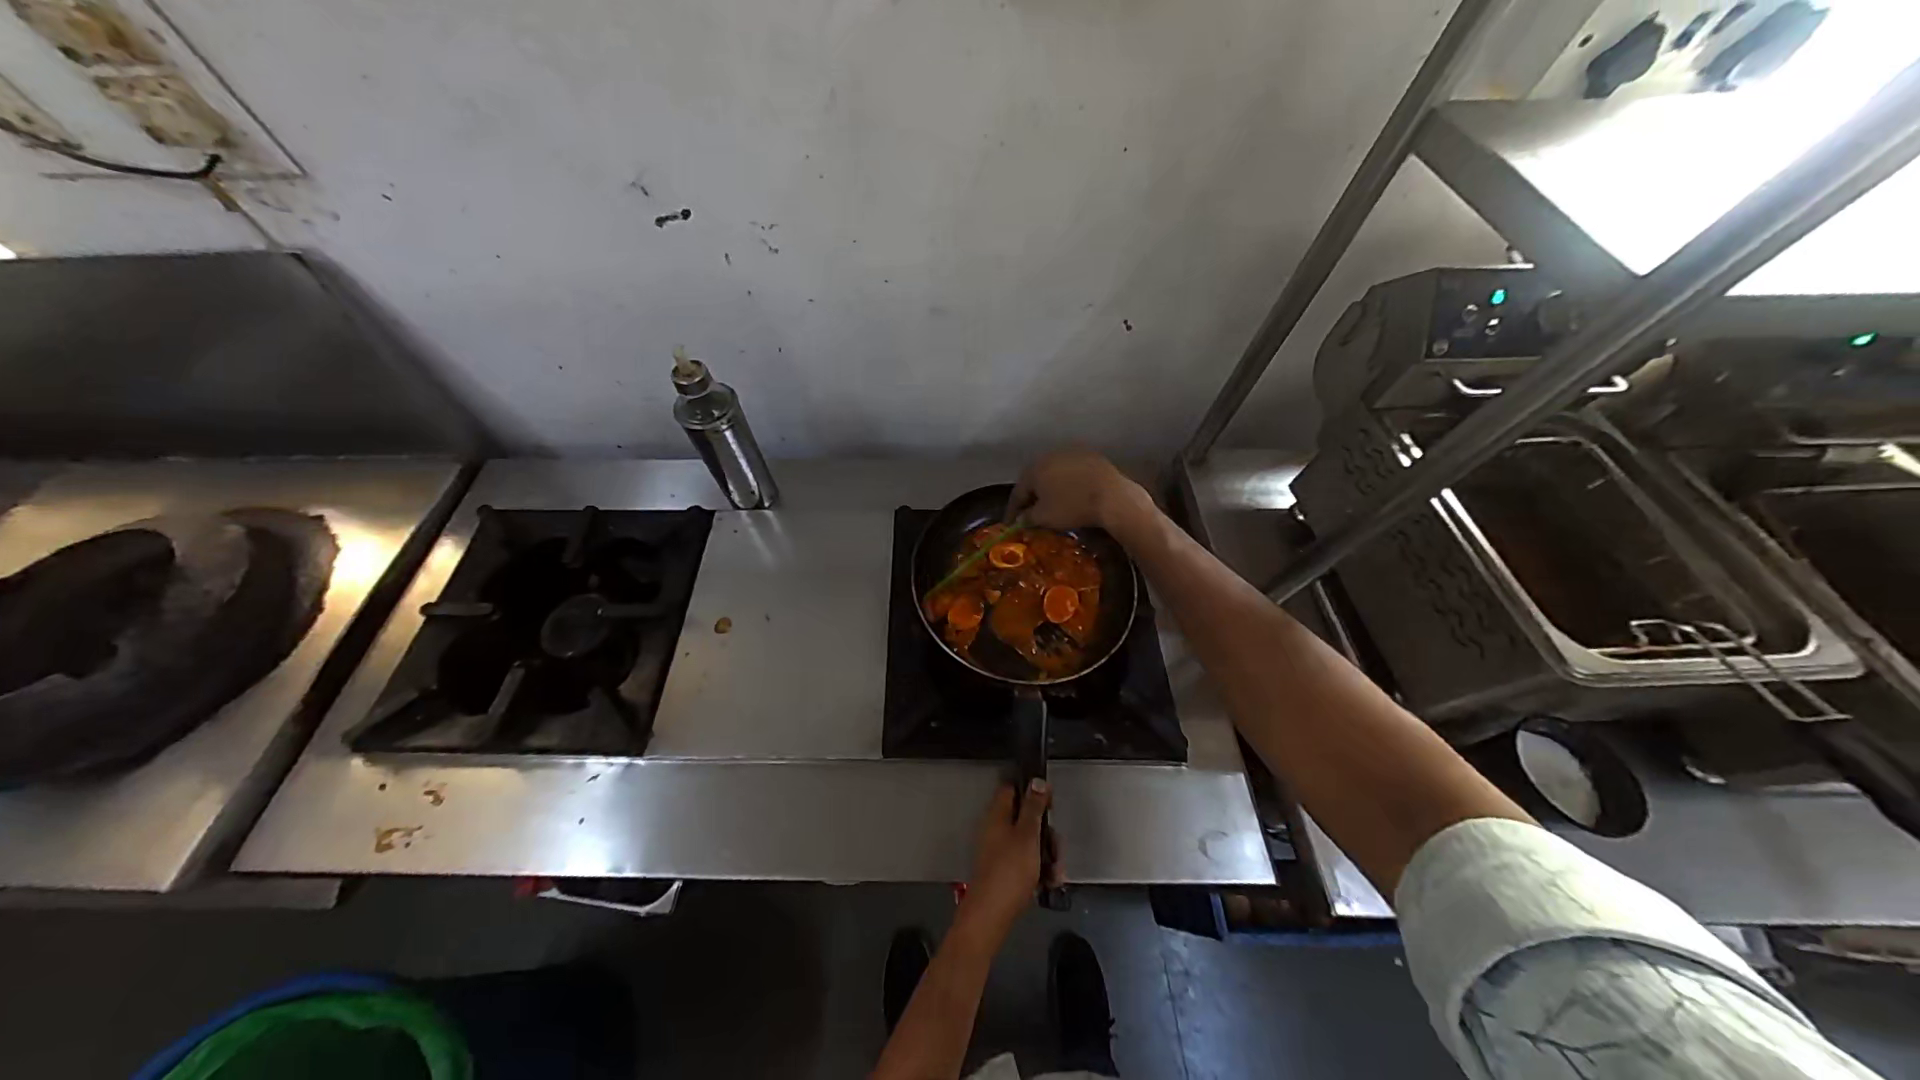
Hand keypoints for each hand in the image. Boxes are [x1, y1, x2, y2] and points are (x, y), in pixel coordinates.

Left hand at [964, 778, 1056, 930]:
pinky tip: (1050, 882)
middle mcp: (996, 830)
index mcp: (997, 815)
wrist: (992, 914)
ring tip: (1056, 872)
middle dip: (1047, 833)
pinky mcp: (1005, 871)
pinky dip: (1040, 870)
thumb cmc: (1010, 870)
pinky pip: (1026, 862)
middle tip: (1056, 848)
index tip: (1050, 804)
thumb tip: (1036, 781)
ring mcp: (1000, 851)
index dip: (1032, 792)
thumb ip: (1034, 808)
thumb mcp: (1028, 834)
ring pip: (1030, 843)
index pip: (1012, 790)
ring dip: (1047, 855)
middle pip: (1026, 819)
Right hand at [1008, 448, 1151, 532]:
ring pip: (1054, 473)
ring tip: (1051, 505)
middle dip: (1031, 497)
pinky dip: (1068, 484)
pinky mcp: (1091, 456)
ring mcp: (1072, 453)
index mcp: (1034, 468)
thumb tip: (1021, 518)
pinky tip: (1072, 495)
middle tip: (1029, 513)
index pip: (1017, 492)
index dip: (1013, 510)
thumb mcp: (1044, 517)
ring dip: (1050, 488)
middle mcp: (1050, 455)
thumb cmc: (1072, 507)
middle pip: (1035, 479)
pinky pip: (1072, 472)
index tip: (1010, 524)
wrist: (1112, 497)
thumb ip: (1027, 517)